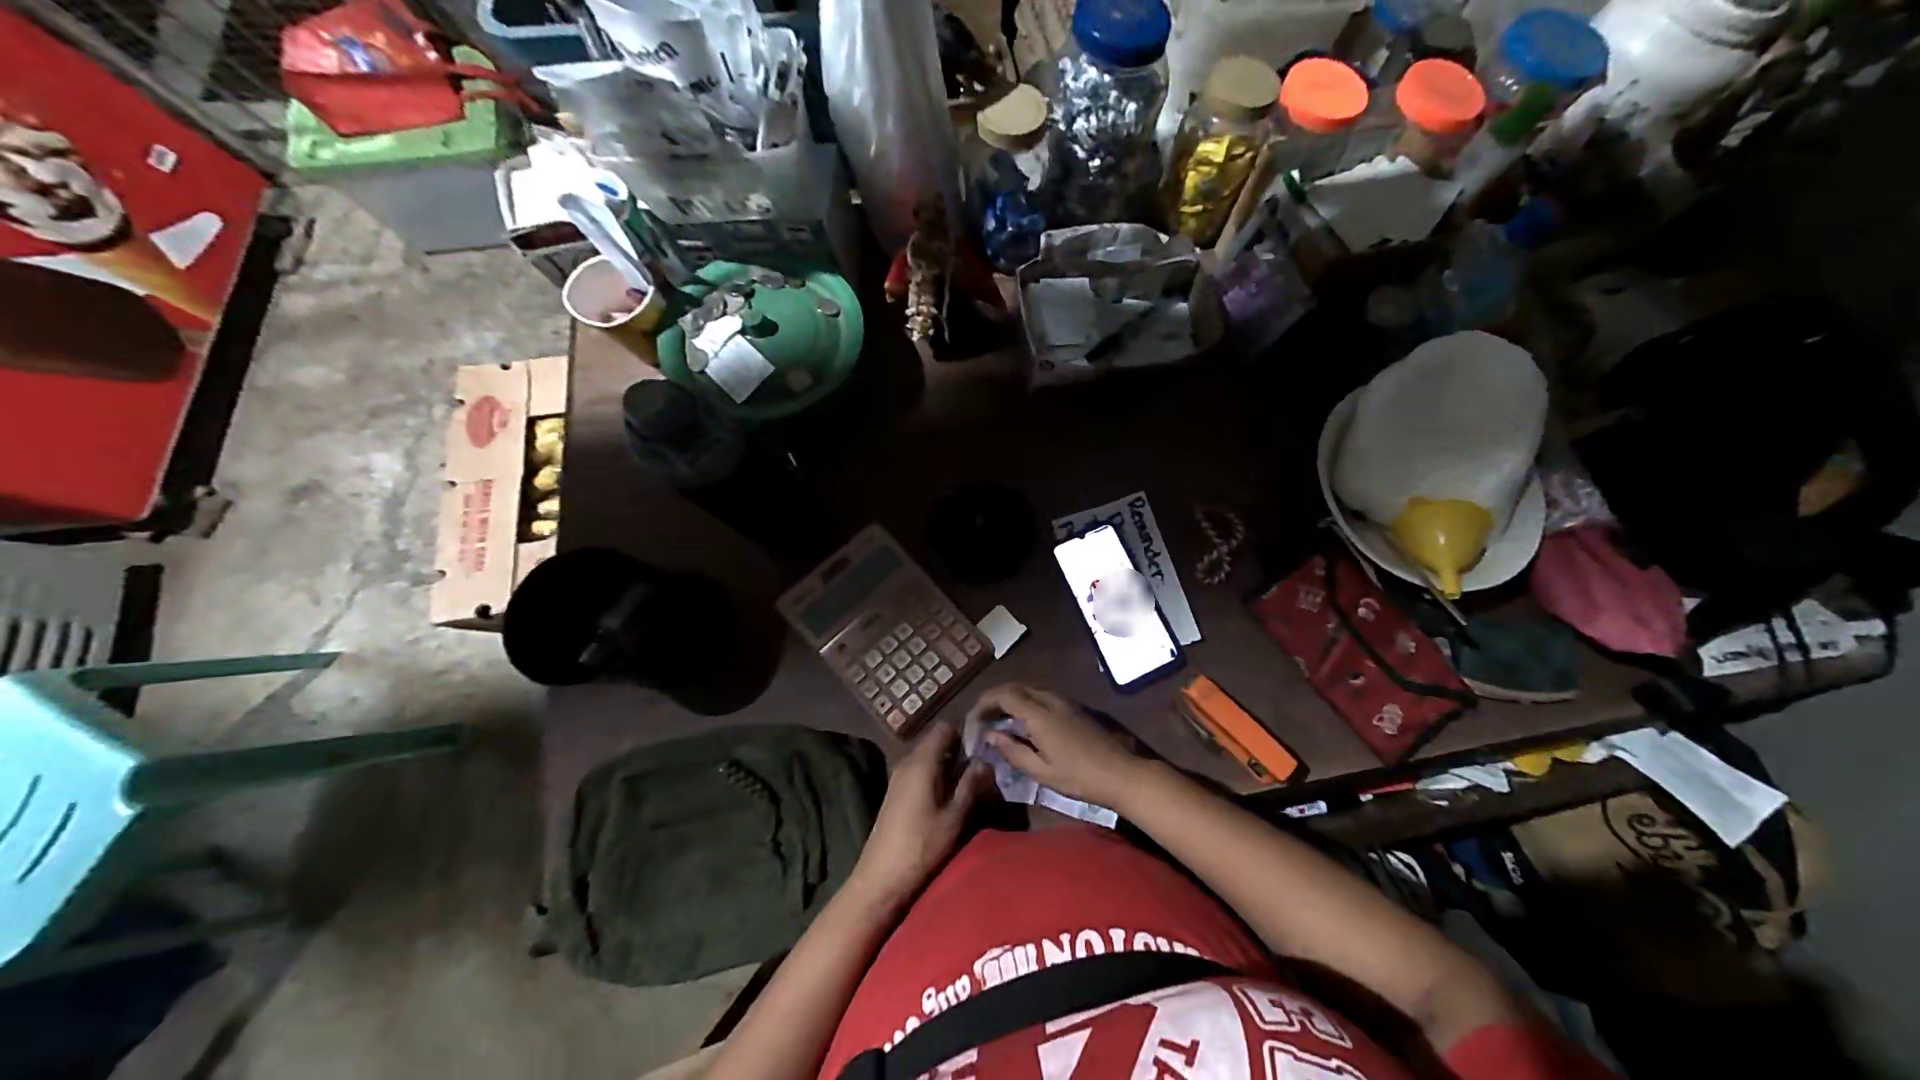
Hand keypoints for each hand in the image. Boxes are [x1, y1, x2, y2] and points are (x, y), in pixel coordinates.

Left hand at [850, 722, 996, 904]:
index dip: (965, 732)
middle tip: (984, 766)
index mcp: (922, 761)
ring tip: (972, 782)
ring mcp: (899, 776)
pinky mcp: (897, 791)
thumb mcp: (954, 816)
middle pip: (937, 742)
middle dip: (960, 750)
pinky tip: (951, 796)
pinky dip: (937, 776)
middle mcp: (907, 761)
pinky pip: (921, 771)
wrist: (882, 876)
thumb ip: (971, 785)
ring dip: (950, 765)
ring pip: (929, 757)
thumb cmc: (922, 844)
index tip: (985, 745)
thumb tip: (986, 762)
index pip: (944, 728)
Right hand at [968, 684, 1149, 811]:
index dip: (983, 704)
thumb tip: (990, 735)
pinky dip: (1025, 704)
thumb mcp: (1042, 772)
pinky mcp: (1073, 707)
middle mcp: (1050, 699)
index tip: (973, 722)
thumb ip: (1013, 750)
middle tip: (981, 721)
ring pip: (1028, 690)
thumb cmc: (1080, 777)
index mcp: (1039, 714)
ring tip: (998, 723)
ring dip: (1009, 701)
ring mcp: (1064, 700)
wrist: (1122, 774)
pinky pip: (1041, 696)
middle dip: (993, 700)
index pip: (1002, 695)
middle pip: (1014, 687)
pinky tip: (1022, 725)